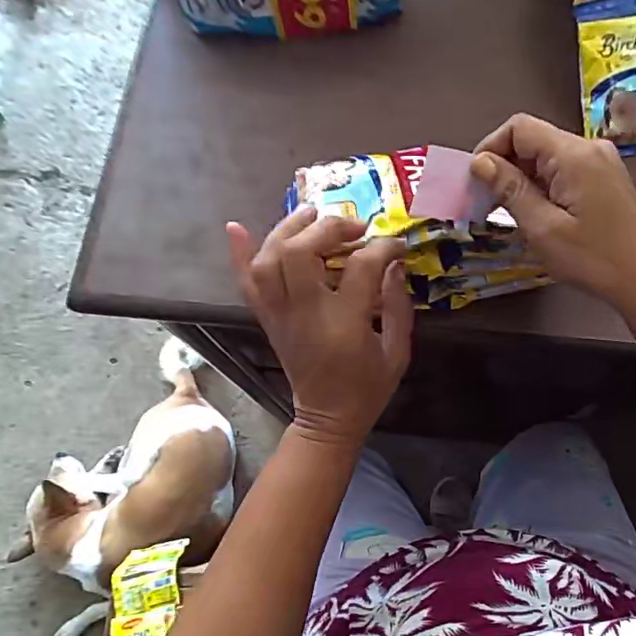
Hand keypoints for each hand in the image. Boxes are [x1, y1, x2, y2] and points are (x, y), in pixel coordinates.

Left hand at [226, 207, 412, 446]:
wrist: (327, 420)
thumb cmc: (367, 389)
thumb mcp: (398, 353)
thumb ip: (399, 306)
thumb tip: (395, 264)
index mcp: (344, 322)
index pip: (360, 265)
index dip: (382, 247)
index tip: (397, 246)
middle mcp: (305, 313)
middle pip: (300, 251)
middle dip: (328, 228)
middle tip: (354, 227)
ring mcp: (281, 315)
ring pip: (269, 260)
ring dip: (287, 229)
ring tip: (311, 215)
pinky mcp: (268, 320)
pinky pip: (247, 283)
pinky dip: (239, 254)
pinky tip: (237, 227)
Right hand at [471, 113, 635, 311]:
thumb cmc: (593, 259)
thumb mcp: (542, 228)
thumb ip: (510, 190)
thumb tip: (481, 162)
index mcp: (573, 155)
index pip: (519, 127)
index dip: (491, 148)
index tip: (476, 182)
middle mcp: (589, 148)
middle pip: (534, 140)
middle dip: (505, 166)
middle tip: (488, 203)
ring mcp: (602, 162)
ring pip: (548, 157)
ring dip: (523, 179)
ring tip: (511, 214)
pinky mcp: (606, 179)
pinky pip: (565, 171)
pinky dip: (543, 186)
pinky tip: (538, 215)